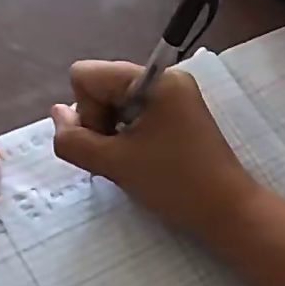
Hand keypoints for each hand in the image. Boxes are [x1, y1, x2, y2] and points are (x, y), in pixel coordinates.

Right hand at [49, 60, 258, 238]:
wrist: (228, 210)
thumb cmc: (174, 184)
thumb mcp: (114, 163)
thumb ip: (74, 139)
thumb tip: (57, 114)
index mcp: (153, 79)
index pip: (86, 75)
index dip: (86, 111)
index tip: (109, 142)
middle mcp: (165, 78)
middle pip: (102, 86)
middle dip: (100, 122)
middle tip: (120, 157)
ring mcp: (175, 96)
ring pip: (117, 103)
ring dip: (114, 133)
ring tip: (133, 162)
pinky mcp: (181, 115)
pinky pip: (138, 114)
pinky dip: (131, 136)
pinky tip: (144, 161)